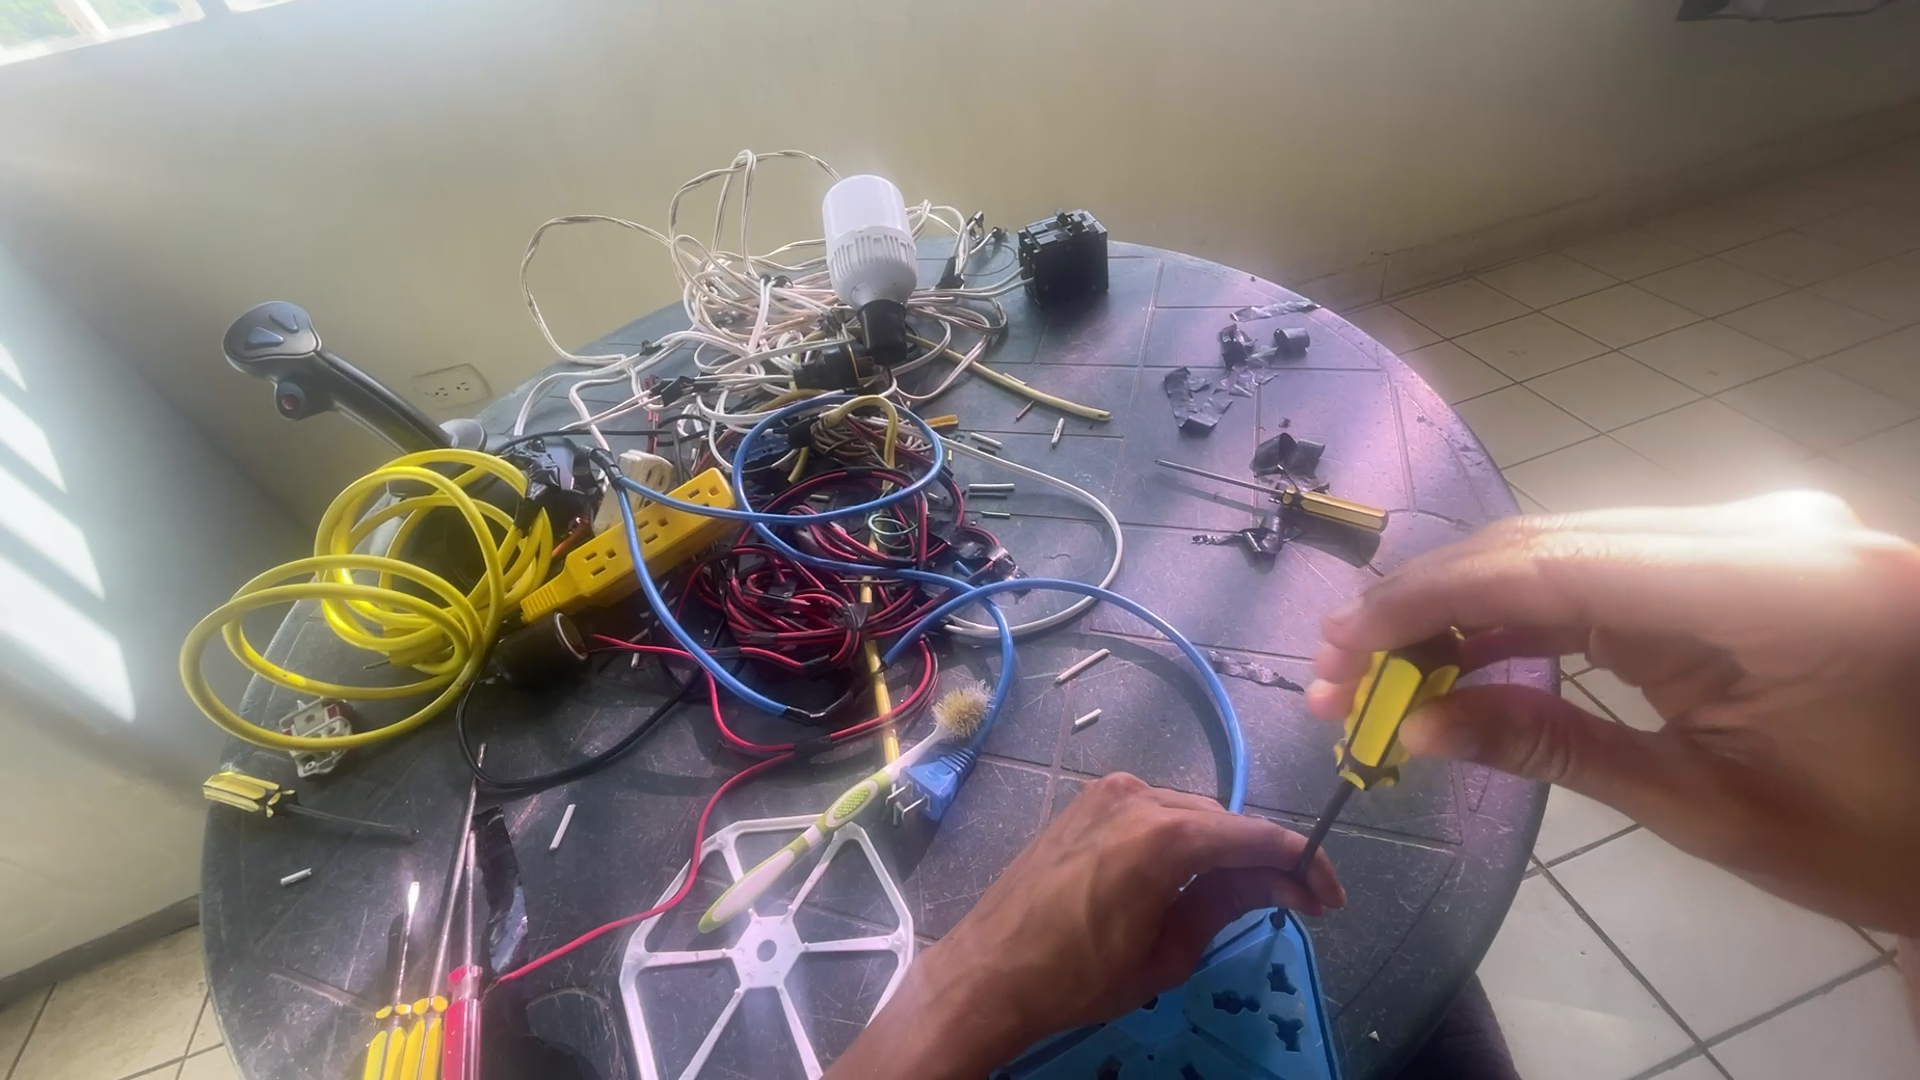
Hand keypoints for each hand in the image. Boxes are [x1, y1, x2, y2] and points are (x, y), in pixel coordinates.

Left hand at [825, 773, 1343, 1077]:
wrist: (993, 965)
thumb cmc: (1081, 975)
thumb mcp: (1168, 951)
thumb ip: (1227, 902)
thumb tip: (1281, 881)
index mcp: (1163, 834)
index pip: (1254, 836)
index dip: (1302, 863)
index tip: (1330, 898)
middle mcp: (1138, 794)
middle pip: (1221, 820)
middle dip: (1260, 858)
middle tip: (1291, 903)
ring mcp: (1107, 791)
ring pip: (1187, 812)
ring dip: (1219, 847)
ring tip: (1238, 893)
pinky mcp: (1088, 798)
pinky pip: (1151, 811)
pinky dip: (1179, 836)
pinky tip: (1186, 871)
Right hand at [1309, 493, 1919, 934]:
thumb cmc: (1883, 840)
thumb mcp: (1706, 806)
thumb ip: (1548, 748)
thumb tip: (1412, 727)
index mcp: (1779, 589)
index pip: (1548, 569)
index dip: (1425, 601)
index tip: (1341, 643)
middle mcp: (1751, 531)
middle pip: (1529, 548)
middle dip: (1416, 605)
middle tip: (1336, 661)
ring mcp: (1730, 532)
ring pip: (1539, 551)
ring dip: (1445, 607)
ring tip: (1369, 660)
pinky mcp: (1706, 553)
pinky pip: (1573, 570)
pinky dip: (1498, 614)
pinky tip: (1443, 653)